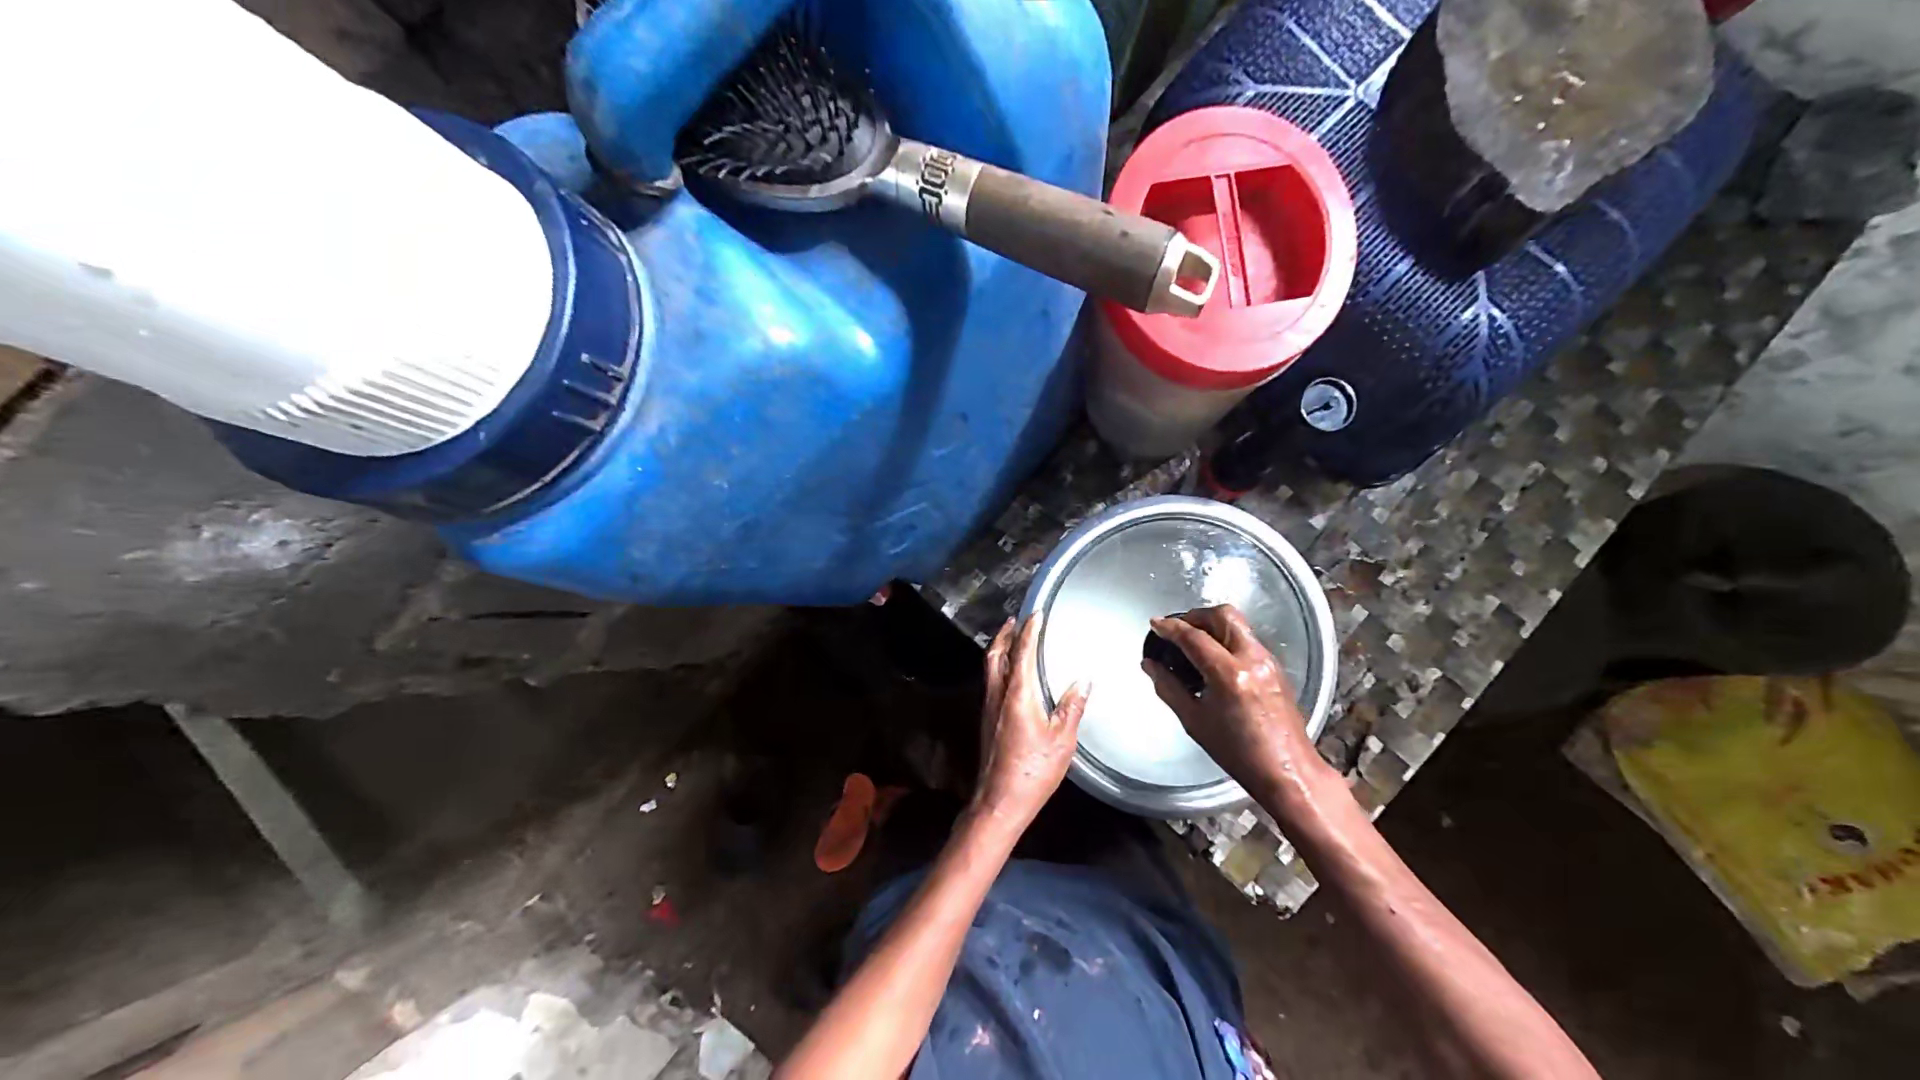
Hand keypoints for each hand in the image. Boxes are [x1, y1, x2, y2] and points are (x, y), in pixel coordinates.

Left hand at [972, 614, 1088, 831]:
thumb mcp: (1062, 739)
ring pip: (990, 667)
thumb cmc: (1033, 770)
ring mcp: (989, 707)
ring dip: (1000, 648)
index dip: (1029, 631)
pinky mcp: (987, 720)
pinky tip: (1010, 673)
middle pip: (996, 654)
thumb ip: (1071, 707)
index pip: (1022, 652)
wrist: (1000, 800)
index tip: (1036, 614)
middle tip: (1016, 621)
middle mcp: (998, 695)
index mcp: (1018, 694)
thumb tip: (1082, 681)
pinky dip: (999, 666)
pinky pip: (991, 681)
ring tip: (1012, 639)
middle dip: (1005, 634)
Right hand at [1145, 605, 1334, 802]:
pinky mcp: (1276, 669)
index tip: (1156, 624)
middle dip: (1195, 616)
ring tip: (1194, 642)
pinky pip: (1248, 640)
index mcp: (1229, 675)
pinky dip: (1227, 639)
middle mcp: (1252, 660)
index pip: (1193, 637)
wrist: (1287, 772)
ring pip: (1237, 624)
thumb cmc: (1240, 754)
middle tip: (1178, 628)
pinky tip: (1215, 660)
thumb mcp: (1194, 721)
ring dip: (1212, 625)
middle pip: (1222, 615)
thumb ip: (1168, 687)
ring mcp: (1268, 662)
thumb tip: (1151, 666)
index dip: (1170, 627)